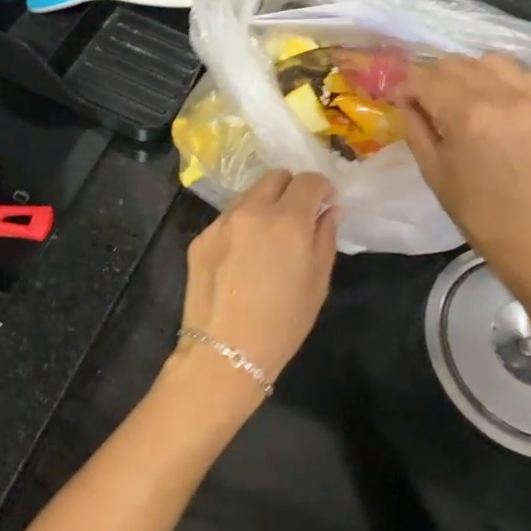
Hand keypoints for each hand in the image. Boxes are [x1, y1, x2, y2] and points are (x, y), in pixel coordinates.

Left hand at [175, 171, 339, 399]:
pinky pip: (228, 219)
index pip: (309, 180)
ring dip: (265, 205)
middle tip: (298, 215)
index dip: (322, 188)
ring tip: (269, 239)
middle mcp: (252, 211)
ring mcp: (221, 222)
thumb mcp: (318, 282)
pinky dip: (241, 227)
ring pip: (249, 195)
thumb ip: (325, 237)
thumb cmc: (282, 324)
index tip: (326, 203)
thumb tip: (329, 210)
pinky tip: (243, 259)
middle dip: (292, 189)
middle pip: (275, 177)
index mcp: (288, 221)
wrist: (225, 353)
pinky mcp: (201, 238)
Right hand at [394, 54, 530, 291]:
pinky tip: (497, 102)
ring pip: (491, 61)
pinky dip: (503, 80)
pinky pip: (523, 75)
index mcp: (466, 115)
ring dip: (470, 73)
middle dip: (434, 78)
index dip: (406, 86)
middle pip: (456, 64)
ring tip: (465, 98)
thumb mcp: (432, 170)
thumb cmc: (475, 210)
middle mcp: (501, 96)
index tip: (401, 99)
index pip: (425, 78)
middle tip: (428, 101)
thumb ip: (415, 126)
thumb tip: (406, 99)